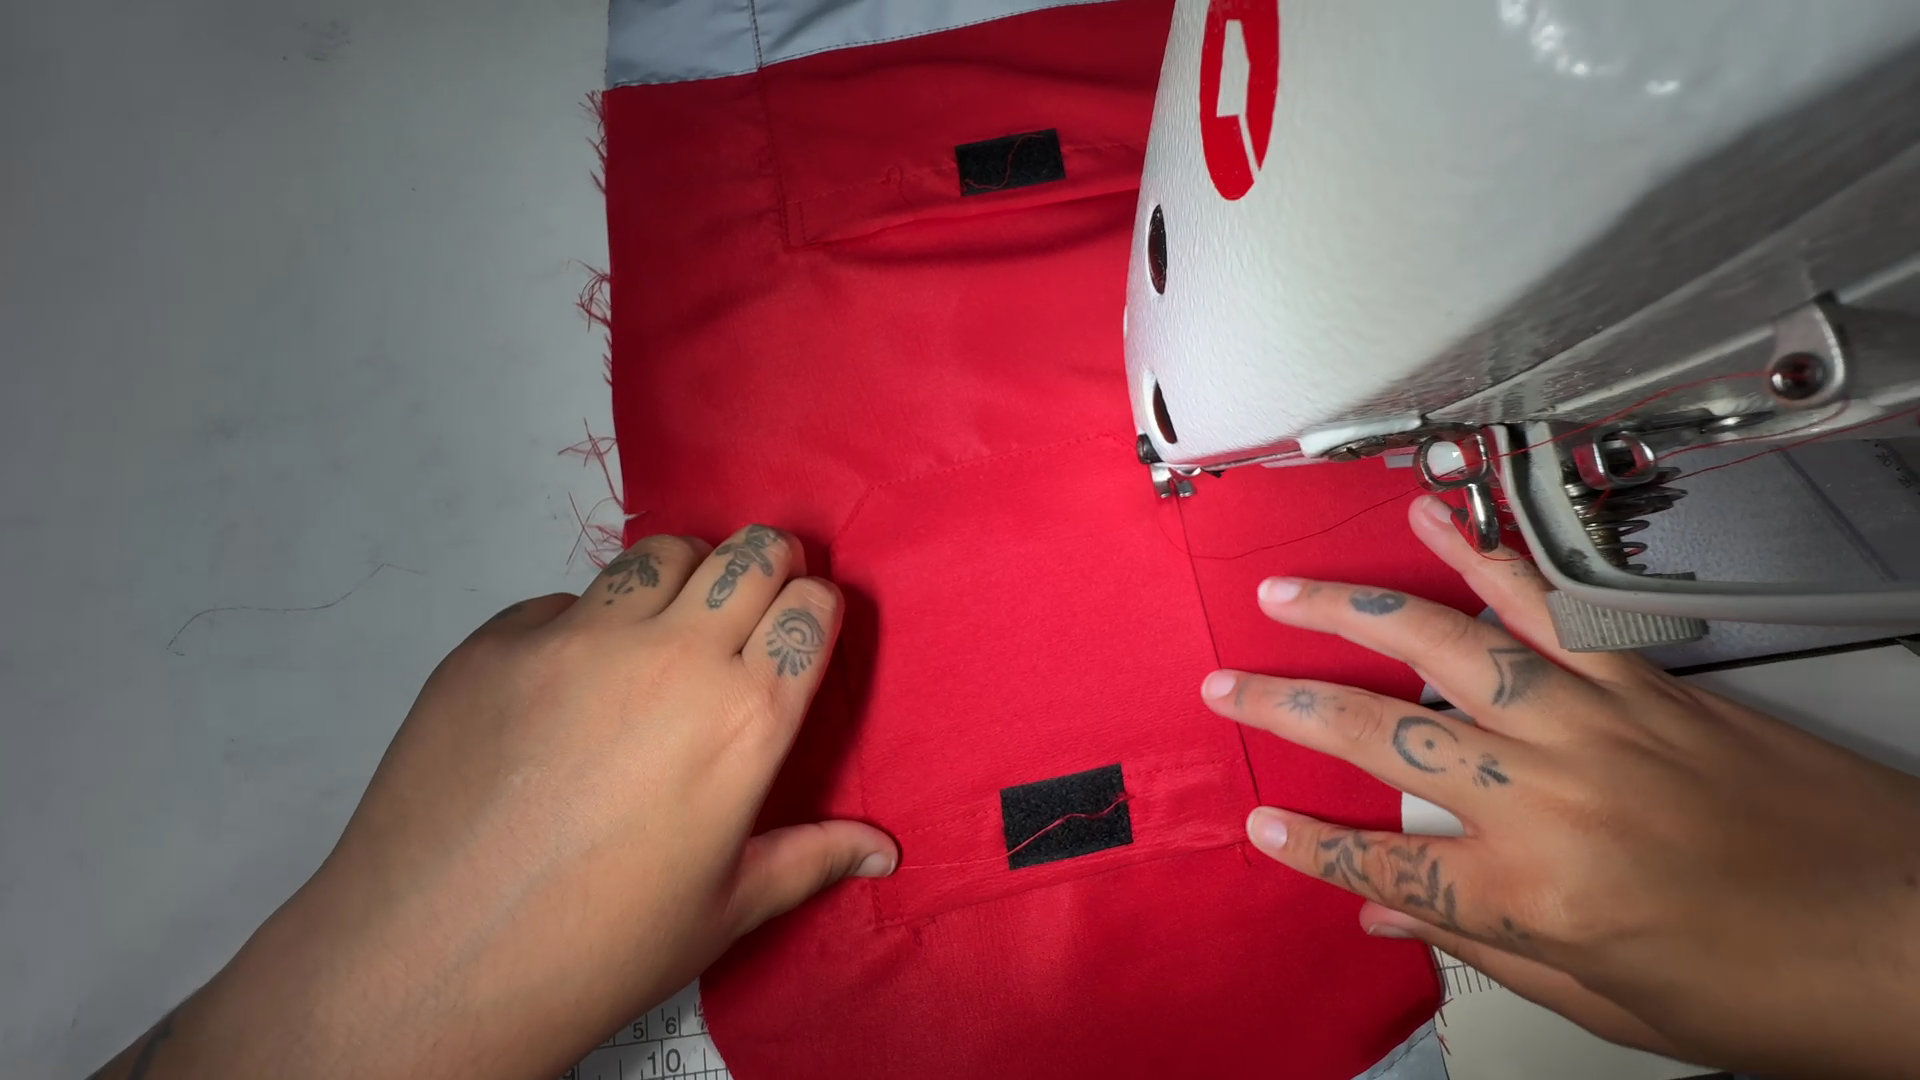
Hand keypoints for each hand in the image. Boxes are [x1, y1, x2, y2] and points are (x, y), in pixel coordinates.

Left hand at [93, 526, 895, 1079]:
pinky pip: (567, 599)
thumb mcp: (728, 909)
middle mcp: (673, 657)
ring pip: (664, 552)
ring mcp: (579, 638)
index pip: (812, 608)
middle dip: (771, 561)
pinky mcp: (498, 641)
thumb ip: (815, 858)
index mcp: (746, 717)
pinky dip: (589, 619)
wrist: (418, 972)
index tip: (804, 625)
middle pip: (752, 553)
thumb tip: (889, 853)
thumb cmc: (599, 948)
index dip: (817, 607)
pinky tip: (568, 680)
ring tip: (671, 620)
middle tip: (757, 595)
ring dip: (686, 574)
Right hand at [1200, 495, 1919, 1079]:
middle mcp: (1549, 799)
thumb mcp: (1609, 1003)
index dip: (1311, 847)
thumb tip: (1379, 919)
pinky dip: (1475, 559)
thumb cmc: (1776, 991)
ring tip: (1282, 596)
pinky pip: (1542, 608)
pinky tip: (1428, 524)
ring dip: (1348, 616)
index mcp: (1535, 894)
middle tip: (1223, 688)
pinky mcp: (1638, 683)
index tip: (1261, 825)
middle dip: (1286, 710)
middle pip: (1382, 739)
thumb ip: (1476, 946)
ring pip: (1442, 652)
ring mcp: (1591, 725)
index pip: (1382, 866)